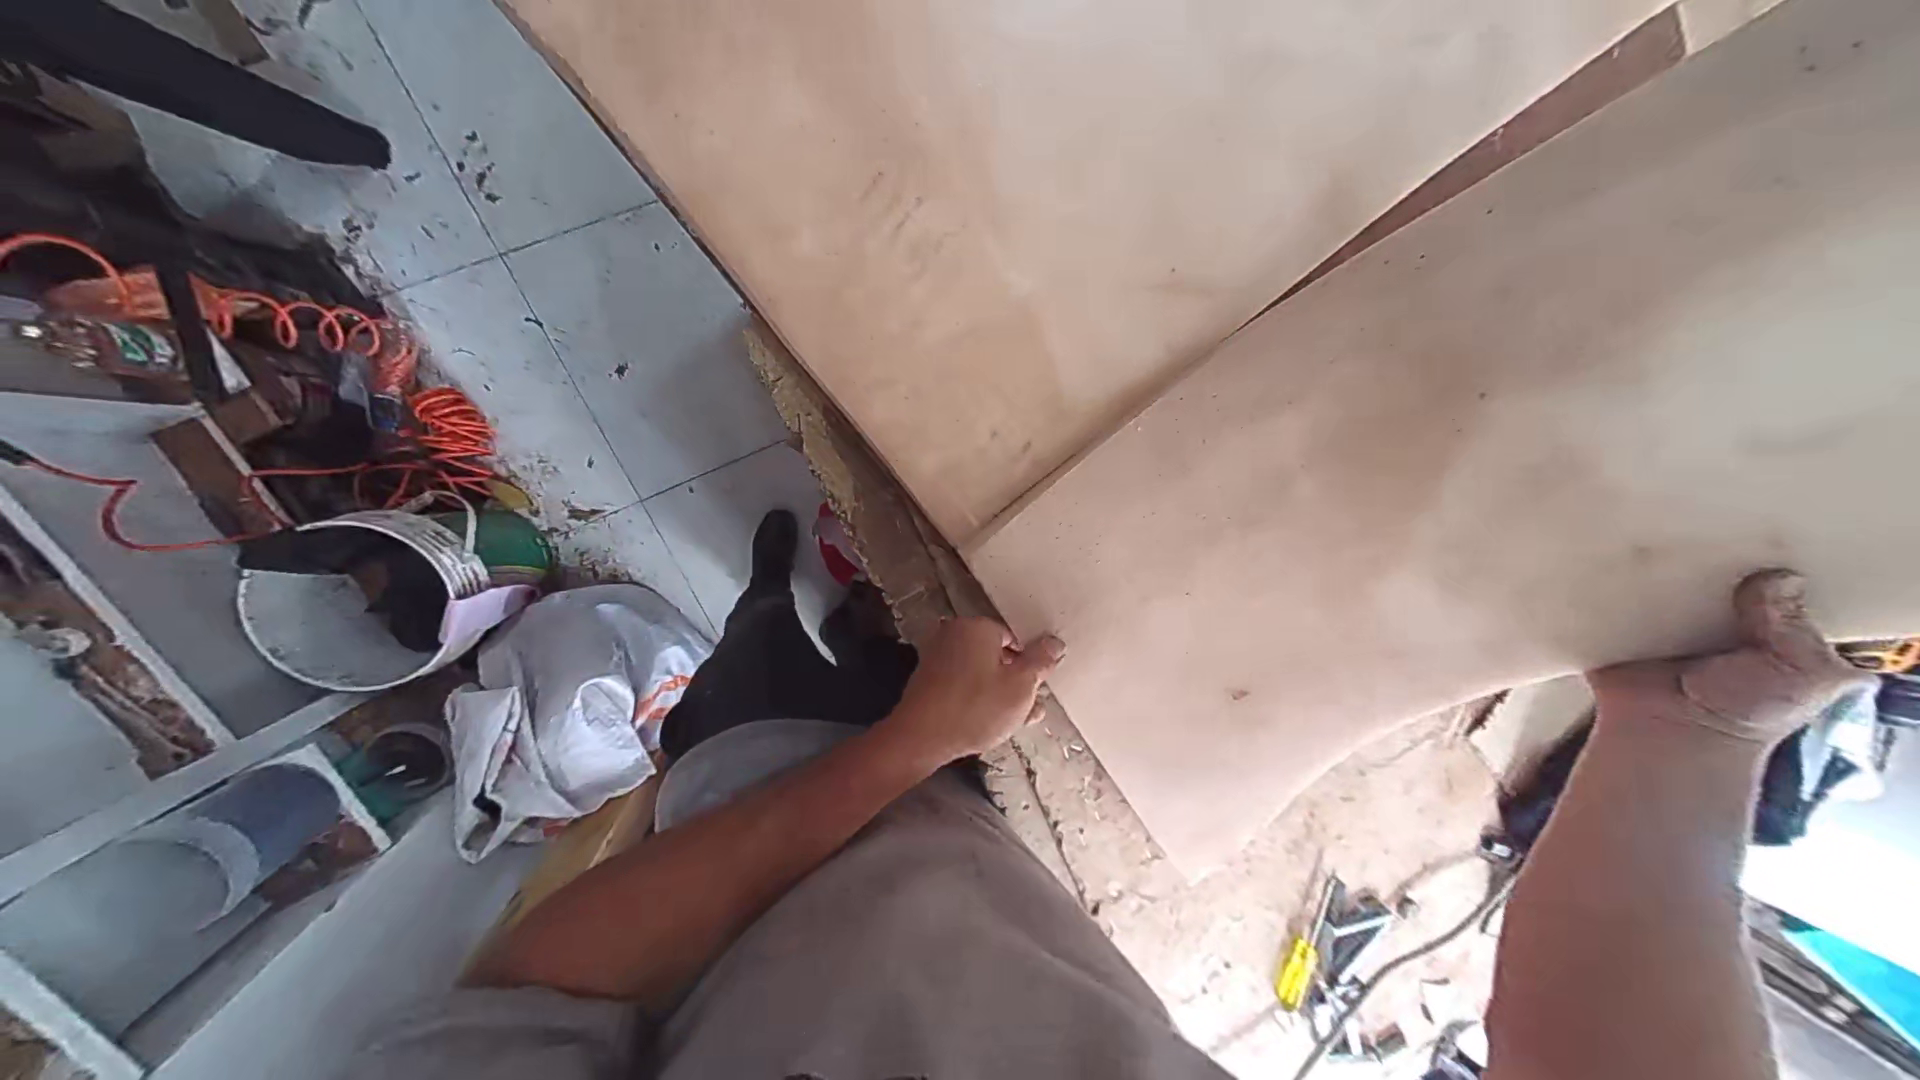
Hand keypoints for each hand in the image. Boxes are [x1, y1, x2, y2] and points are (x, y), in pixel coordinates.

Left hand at [879, 617, 1065, 765]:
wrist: (920, 737)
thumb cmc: (975, 708)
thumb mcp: (1020, 686)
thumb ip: (1040, 662)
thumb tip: (1054, 643)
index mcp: (977, 627)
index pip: (1015, 638)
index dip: (1030, 664)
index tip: (1037, 688)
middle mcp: (954, 634)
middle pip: (996, 654)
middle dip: (1015, 680)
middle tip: (1029, 707)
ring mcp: (938, 656)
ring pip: (980, 671)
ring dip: (999, 692)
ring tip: (1015, 721)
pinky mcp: (928, 679)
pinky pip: (962, 683)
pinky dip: (976, 697)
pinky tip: (990, 722)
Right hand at [1587, 569, 1873, 743]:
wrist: (1668, 731)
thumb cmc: (1745, 711)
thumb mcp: (1801, 674)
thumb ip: (1794, 630)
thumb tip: (1779, 578)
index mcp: (1773, 624)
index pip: (1780, 581)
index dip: (1775, 565)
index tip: (1765, 549)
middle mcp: (1721, 615)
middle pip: (1718, 572)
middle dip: (1713, 561)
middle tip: (1704, 545)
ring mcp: (1666, 617)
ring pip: (1663, 580)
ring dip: (1656, 570)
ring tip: (1655, 552)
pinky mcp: (1621, 621)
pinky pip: (1613, 595)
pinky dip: (1611, 586)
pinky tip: (1614, 572)